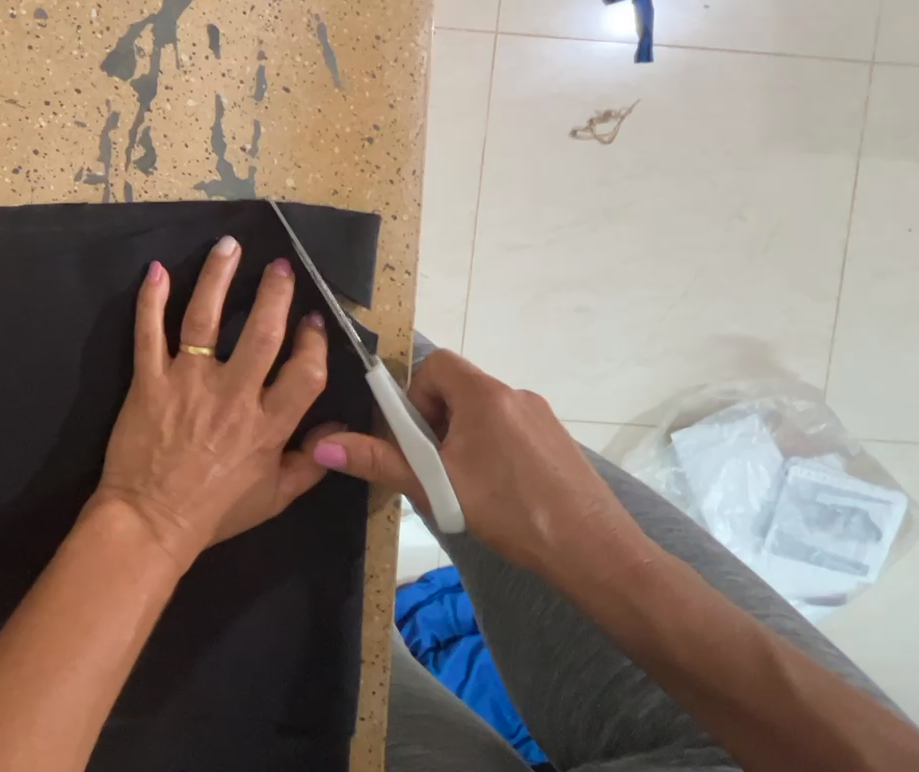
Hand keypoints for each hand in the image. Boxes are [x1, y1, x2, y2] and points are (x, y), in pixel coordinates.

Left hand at [92, 236, 335, 566]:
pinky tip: (157, 271)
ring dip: (217, 278)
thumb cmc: (214, 512)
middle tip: (279, 266)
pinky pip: (149, 333)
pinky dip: (151, 300)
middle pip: (261, 332)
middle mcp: (232, 396)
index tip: (313, 319)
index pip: (303, 371)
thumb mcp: (275, 498)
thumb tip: (337, 431)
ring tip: (228, 247)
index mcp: (267, 425)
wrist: (151, 522)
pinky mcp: (148, 381)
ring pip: (204, 319)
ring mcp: (187, 384)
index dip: (313, 341)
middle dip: (274, 293)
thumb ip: (309, 463)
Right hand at [305, 350, 635, 575]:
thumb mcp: (435, 486)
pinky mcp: (557, 442)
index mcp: (483, 395)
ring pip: (482, 412)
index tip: (414, 437)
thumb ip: (377, 461)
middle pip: (456, 388)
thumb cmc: (510, 511)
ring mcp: (541, 417)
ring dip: (461, 438)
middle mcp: (514, 395)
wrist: (597, 554)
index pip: (434, 364)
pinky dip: (491, 449)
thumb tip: (321, 445)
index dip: (414, 395)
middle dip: (434, 421)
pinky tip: (497, 492)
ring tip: (463, 484)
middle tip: (434, 466)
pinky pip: (508, 429)